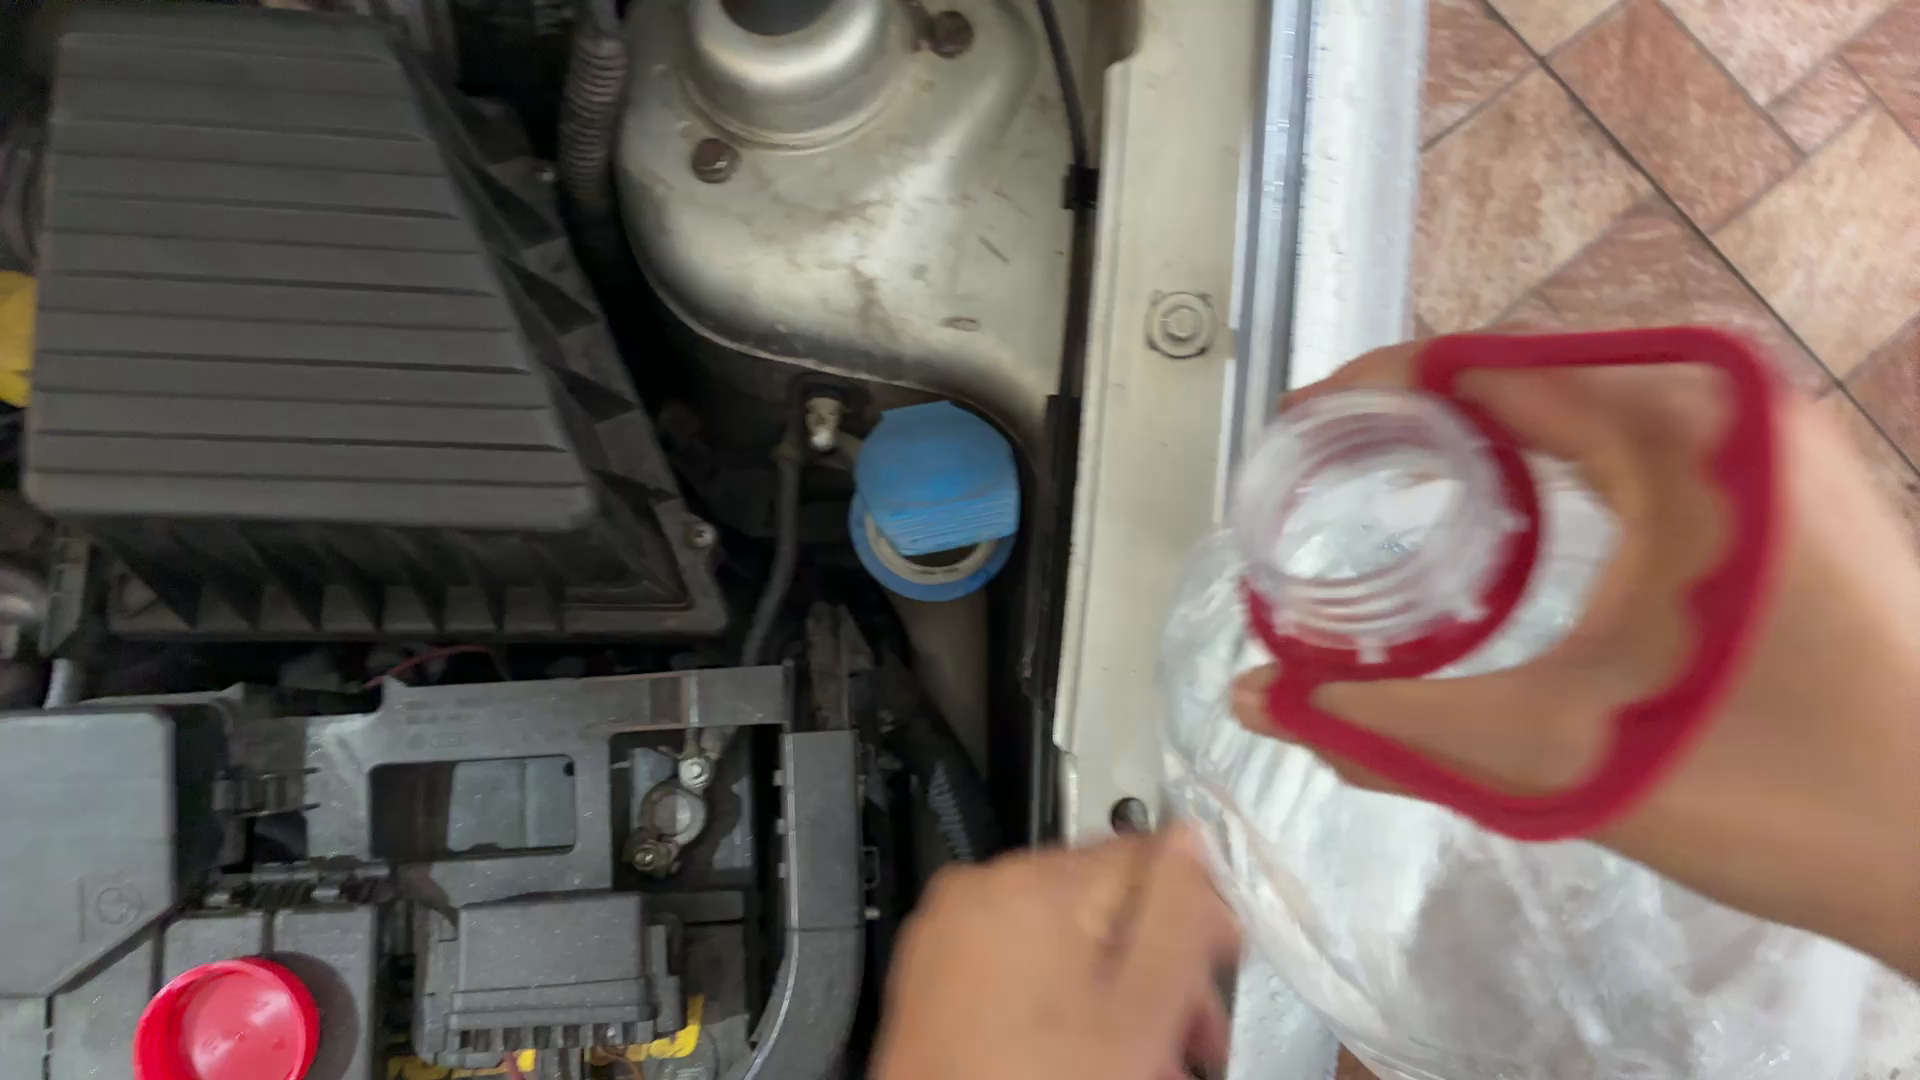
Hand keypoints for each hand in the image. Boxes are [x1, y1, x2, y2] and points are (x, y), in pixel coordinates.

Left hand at [871, 830, 1239, 1079]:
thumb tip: (1189, 840)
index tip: (1213, 962)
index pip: (1140, 851)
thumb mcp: (1135, 1013)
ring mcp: (949, 926)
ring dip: (1109, 985)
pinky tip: (1076, 1047)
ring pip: (1061, 932)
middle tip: (1186, 1033)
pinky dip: (1054, 992)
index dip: (1193, 908)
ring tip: (1135, 1055)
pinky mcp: (932, 964)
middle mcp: (981, 887)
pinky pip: (1014, 956)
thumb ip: (1175, 915)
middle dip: (1154, 962)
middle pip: (1101, 898)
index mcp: (1031, 881)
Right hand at [1232, 339, 1919, 975]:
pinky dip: (1522, 451)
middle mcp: (1727, 416)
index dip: (1371, 387)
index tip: (1294, 427)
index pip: (1486, 368)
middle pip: (1517, 371)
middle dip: (1399, 405)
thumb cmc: (1780, 796)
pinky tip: (1476, 504)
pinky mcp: (1762, 490)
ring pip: (1564, 397)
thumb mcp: (1549, 758)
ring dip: (1458, 425)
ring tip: (1367, 471)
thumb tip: (1249, 700)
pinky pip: (1610, 434)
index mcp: (1683, 445)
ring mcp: (1757, 449)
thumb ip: (1385, 730)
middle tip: (1314, 459)